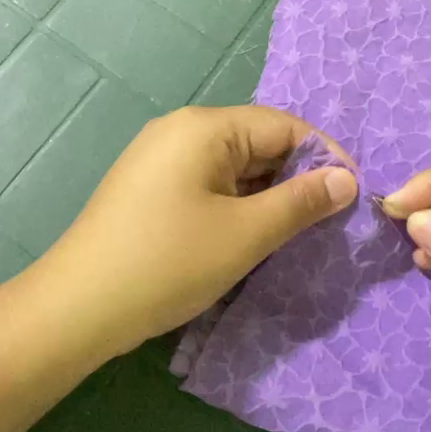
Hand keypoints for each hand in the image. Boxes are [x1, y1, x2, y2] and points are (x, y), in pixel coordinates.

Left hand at [31, 106, 357, 355]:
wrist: (78, 306)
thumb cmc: (168, 262)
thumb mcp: (245, 234)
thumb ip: (300, 202)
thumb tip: (345, 178)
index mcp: (204, 127)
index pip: (282, 125)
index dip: (323, 157)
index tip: (352, 197)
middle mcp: (180, 130)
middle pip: (256, 141)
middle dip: (294, 177)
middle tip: (326, 221)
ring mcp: (159, 158)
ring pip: (232, 165)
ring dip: (265, 194)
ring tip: (294, 233)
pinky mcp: (148, 187)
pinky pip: (206, 182)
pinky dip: (234, 203)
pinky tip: (248, 235)